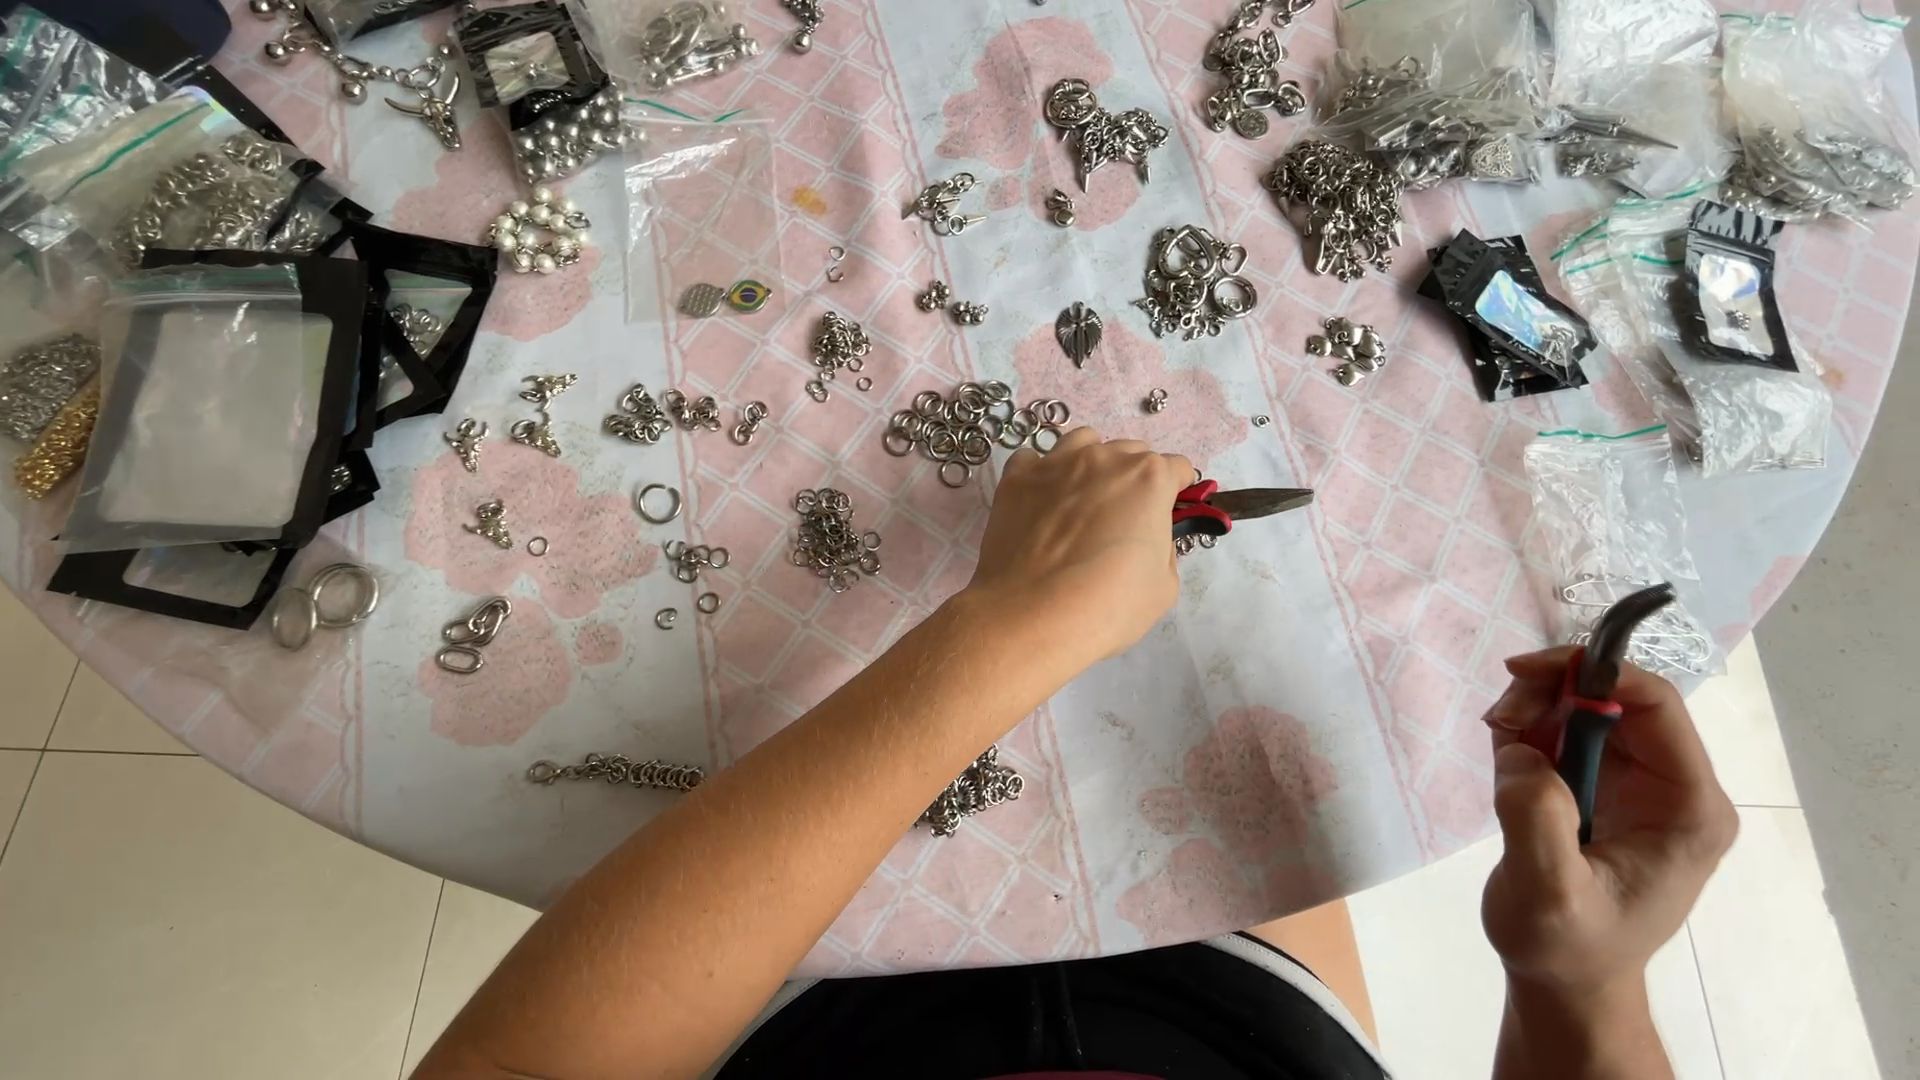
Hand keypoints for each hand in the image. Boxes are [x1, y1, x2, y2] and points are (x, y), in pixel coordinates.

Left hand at [966, 426, 1191, 663]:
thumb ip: (1165, 548)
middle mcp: (1104, 459)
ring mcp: (1056, 463)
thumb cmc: (1107, 607)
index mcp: (1149, 479)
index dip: (1176, 492)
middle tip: (1123, 517)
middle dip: (1134, 478)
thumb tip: (1149, 536)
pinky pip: (1033, 459)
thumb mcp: (1164, 587)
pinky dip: (1042, 473)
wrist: (1030, 616)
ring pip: (1082, 443)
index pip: (1177, 469)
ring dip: (1092, 462)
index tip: (1167, 513)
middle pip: (1130, 452)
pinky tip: (1041, 502)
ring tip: (1083, 498)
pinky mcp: (1016, 478)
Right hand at [1480, 648, 1737, 997]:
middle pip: (1613, 698)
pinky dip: (1523, 731)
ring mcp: (1632, 785)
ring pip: (1581, 708)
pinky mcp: (1597, 788)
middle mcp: (1669, 787)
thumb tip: (1522, 752)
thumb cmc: (1566, 945)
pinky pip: (1560, 731)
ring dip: (1530, 712)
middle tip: (1497, 724)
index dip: (1593, 673)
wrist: (1563, 978)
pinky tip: (1506, 761)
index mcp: (1686, 808)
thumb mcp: (1548, 892)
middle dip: (1547, 695)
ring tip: (1499, 750)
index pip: (1657, 705)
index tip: (1521, 675)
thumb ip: (1536, 820)